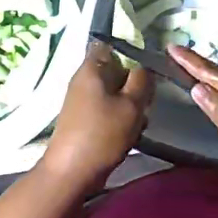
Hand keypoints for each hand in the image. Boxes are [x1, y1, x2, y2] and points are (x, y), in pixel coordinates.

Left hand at [41, 41, 155, 190]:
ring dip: (129, 106)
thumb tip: (144, 67)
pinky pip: (107, 109)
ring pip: (115, 93)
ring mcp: (82, 99)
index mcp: (92, 68)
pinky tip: (129, 135)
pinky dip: (120, 119)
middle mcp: (84, 79)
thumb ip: (142, 80)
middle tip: (145, 103)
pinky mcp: (84, 118)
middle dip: (134, 85)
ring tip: (138, 123)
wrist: (72, 172)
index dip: (131, 54)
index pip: (112, 45)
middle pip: (116, 71)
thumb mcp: (131, 104)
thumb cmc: (102, 133)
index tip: (146, 71)